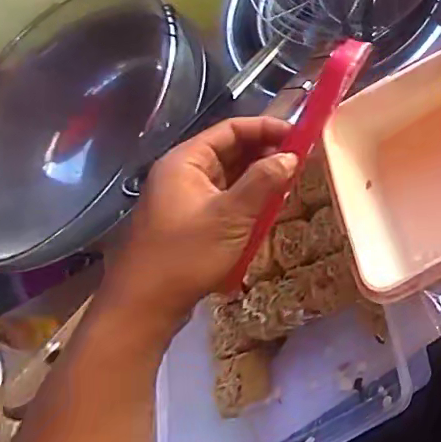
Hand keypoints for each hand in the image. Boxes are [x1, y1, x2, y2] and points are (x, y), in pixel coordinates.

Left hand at [100, 117, 297, 335]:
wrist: (139, 314)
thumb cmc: (184, 257)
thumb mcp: (231, 216)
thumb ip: (264, 180)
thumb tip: (292, 155)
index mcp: (184, 163)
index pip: (232, 128)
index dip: (267, 127)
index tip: (300, 136)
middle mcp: (181, 173)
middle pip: (232, 148)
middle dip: (267, 150)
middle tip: (301, 159)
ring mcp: (184, 198)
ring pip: (231, 172)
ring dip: (261, 174)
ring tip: (290, 181)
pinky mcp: (189, 220)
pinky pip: (226, 194)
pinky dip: (250, 194)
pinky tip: (270, 205)